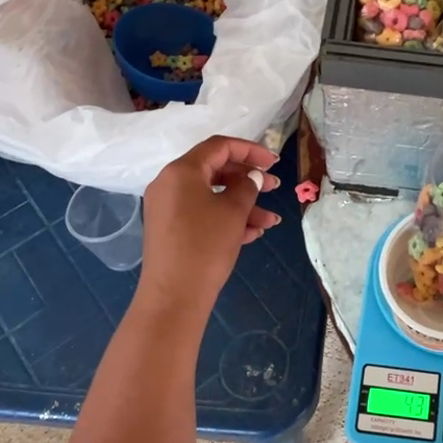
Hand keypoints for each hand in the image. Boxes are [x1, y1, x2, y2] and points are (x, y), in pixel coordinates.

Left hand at [139, 135, 282, 309]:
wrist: (174, 295)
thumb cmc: (205, 245)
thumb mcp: (233, 211)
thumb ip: (247, 186)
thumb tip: (252, 177)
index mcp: (181, 171)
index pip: (219, 147)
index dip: (250, 150)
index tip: (274, 162)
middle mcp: (170, 184)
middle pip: (215, 170)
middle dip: (248, 179)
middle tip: (275, 188)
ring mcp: (167, 208)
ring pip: (211, 196)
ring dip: (242, 204)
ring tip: (271, 220)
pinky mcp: (170, 229)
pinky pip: (202, 213)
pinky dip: (226, 218)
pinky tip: (254, 233)